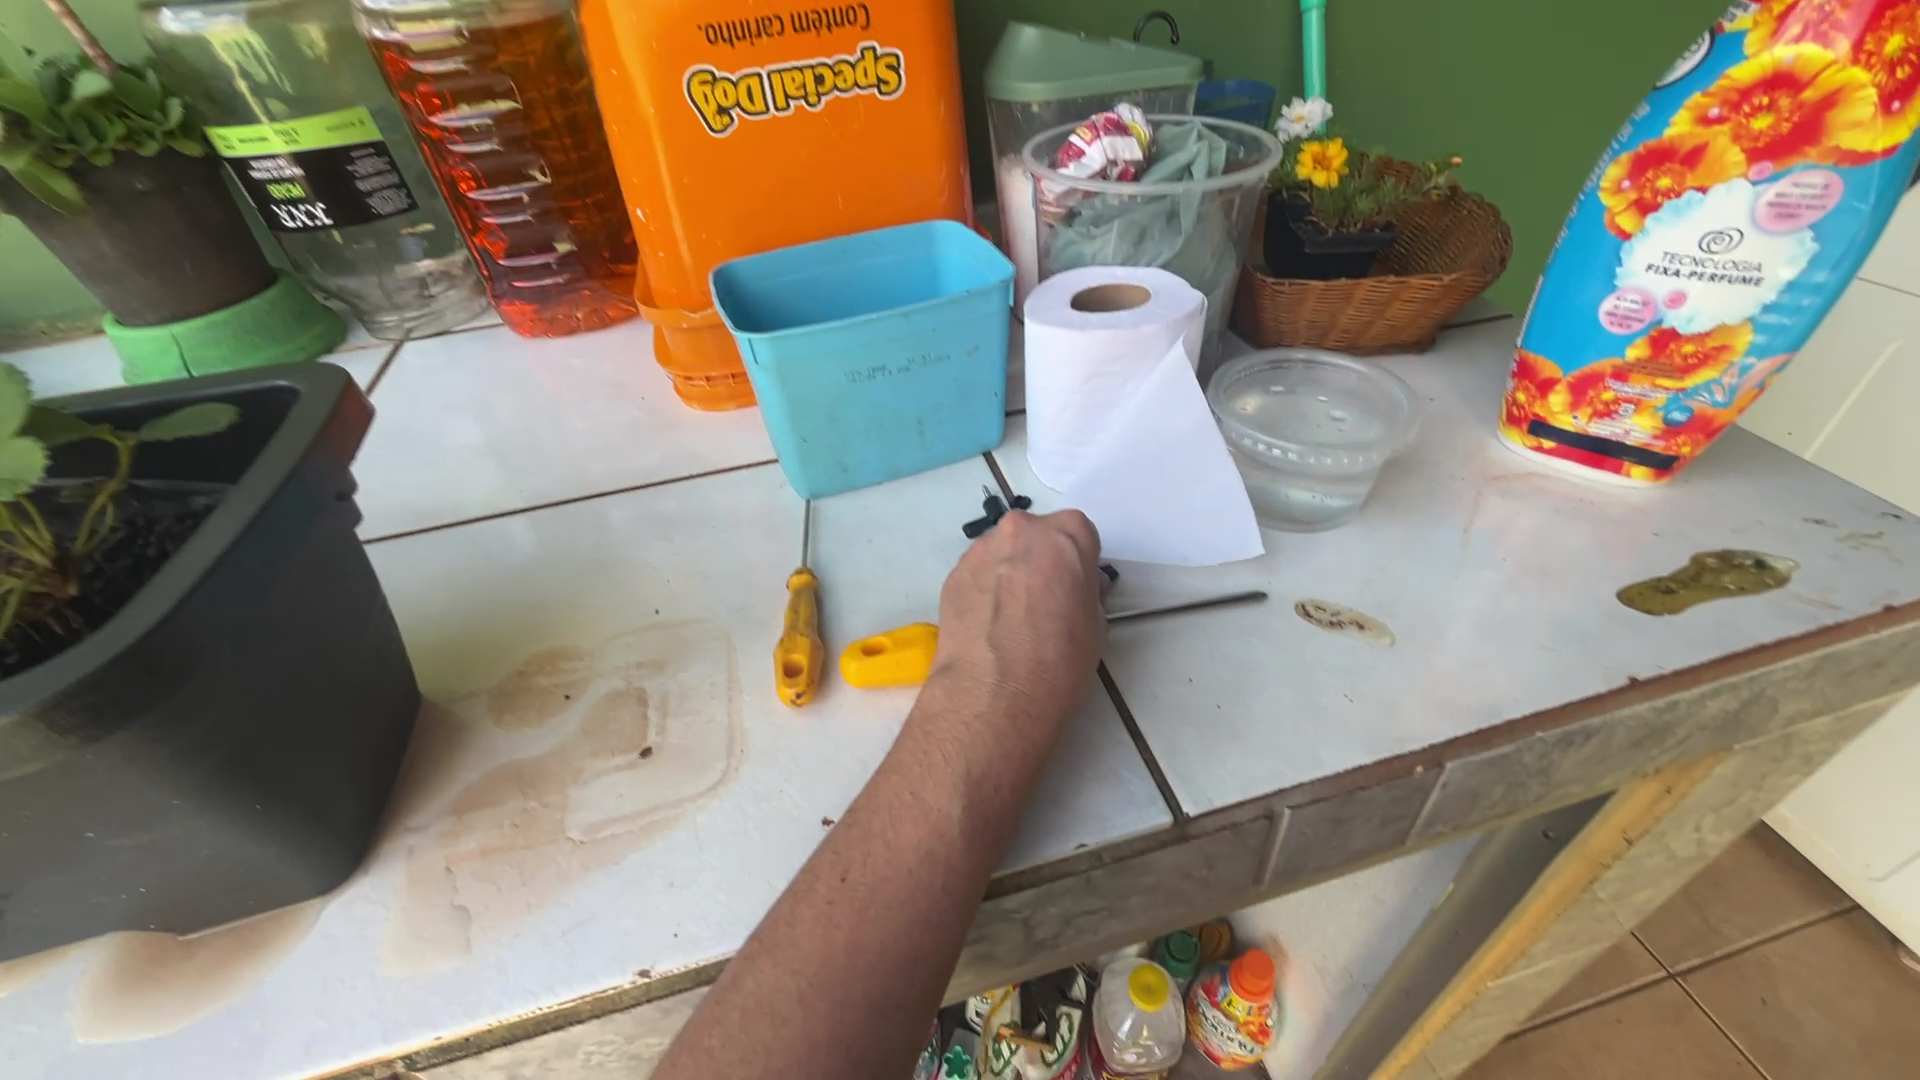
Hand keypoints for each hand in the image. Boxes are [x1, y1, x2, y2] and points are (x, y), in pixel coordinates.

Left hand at [924, 509, 1106, 746]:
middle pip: (1036, 536)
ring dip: (1009, 573)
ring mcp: (981, 550)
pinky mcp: (953, 574)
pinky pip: (977, 573)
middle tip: (1043, 602)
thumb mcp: (1096, 625)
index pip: (1079, 534)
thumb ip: (1086, 591)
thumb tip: (1077, 588)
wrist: (995, 692)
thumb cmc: (1058, 661)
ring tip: (1011, 618)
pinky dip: (984, 590)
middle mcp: (1021, 531)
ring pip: (1003, 552)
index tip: (1075, 587)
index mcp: (1066, 536)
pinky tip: (988, 625)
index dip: (1078, 562)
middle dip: (1040, 561)